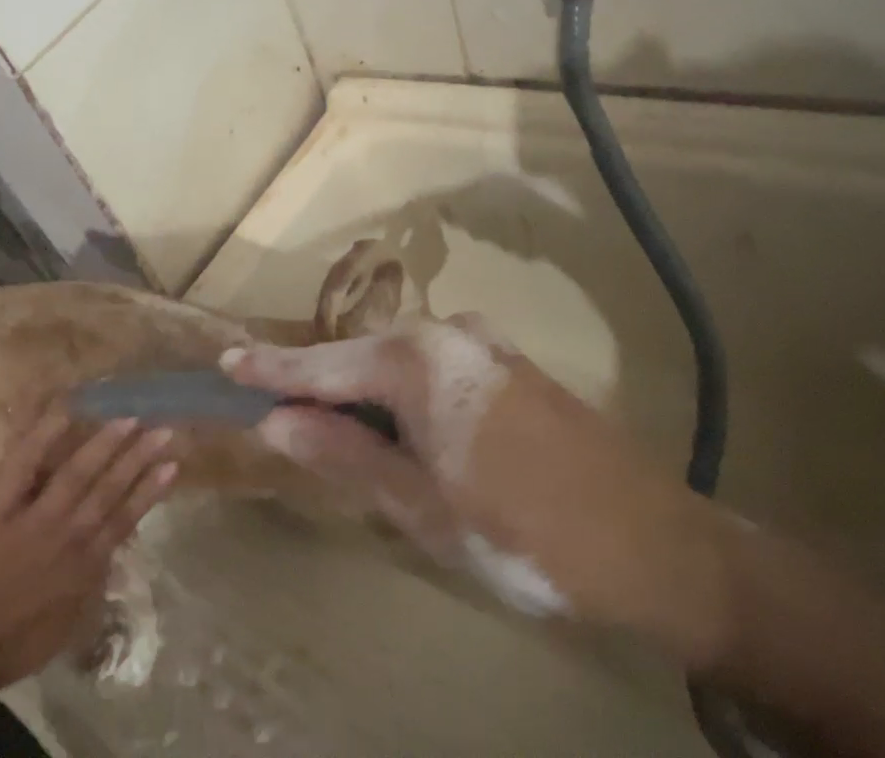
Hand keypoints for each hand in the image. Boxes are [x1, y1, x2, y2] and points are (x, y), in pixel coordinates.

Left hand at [0, 411, 177, 693]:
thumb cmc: (6, 649)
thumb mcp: (64, 626)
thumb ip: (88, 588)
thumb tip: (107, 558)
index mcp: (84, 567)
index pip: (124, 520)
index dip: (149, 491)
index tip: (172, 465)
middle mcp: (66, 538)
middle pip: (108, 490)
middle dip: (137, 458)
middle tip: (164, 429)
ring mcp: (31, 520)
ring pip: (76, 474)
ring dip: (106, 445)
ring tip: (131, 419)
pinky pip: (20, 465)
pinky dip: (42, 437)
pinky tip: (64, 413)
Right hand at [223, 315, 732, 665]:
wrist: (661, 549)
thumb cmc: (526, 535)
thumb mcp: (419, 506)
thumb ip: (342, 454)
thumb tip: (274, 422)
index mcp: (419, 361)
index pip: (321, 363)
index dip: (269, 370)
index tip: (223, 367)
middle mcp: (449, 335)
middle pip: (358, 358)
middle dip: (314, 386)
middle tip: (269, 413)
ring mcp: (486, 347)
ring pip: (396, 365)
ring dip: (359, 396)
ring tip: (325, 433)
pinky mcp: (511, 368)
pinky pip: (432, 372)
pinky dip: (399, 397)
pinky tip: (393, 432)